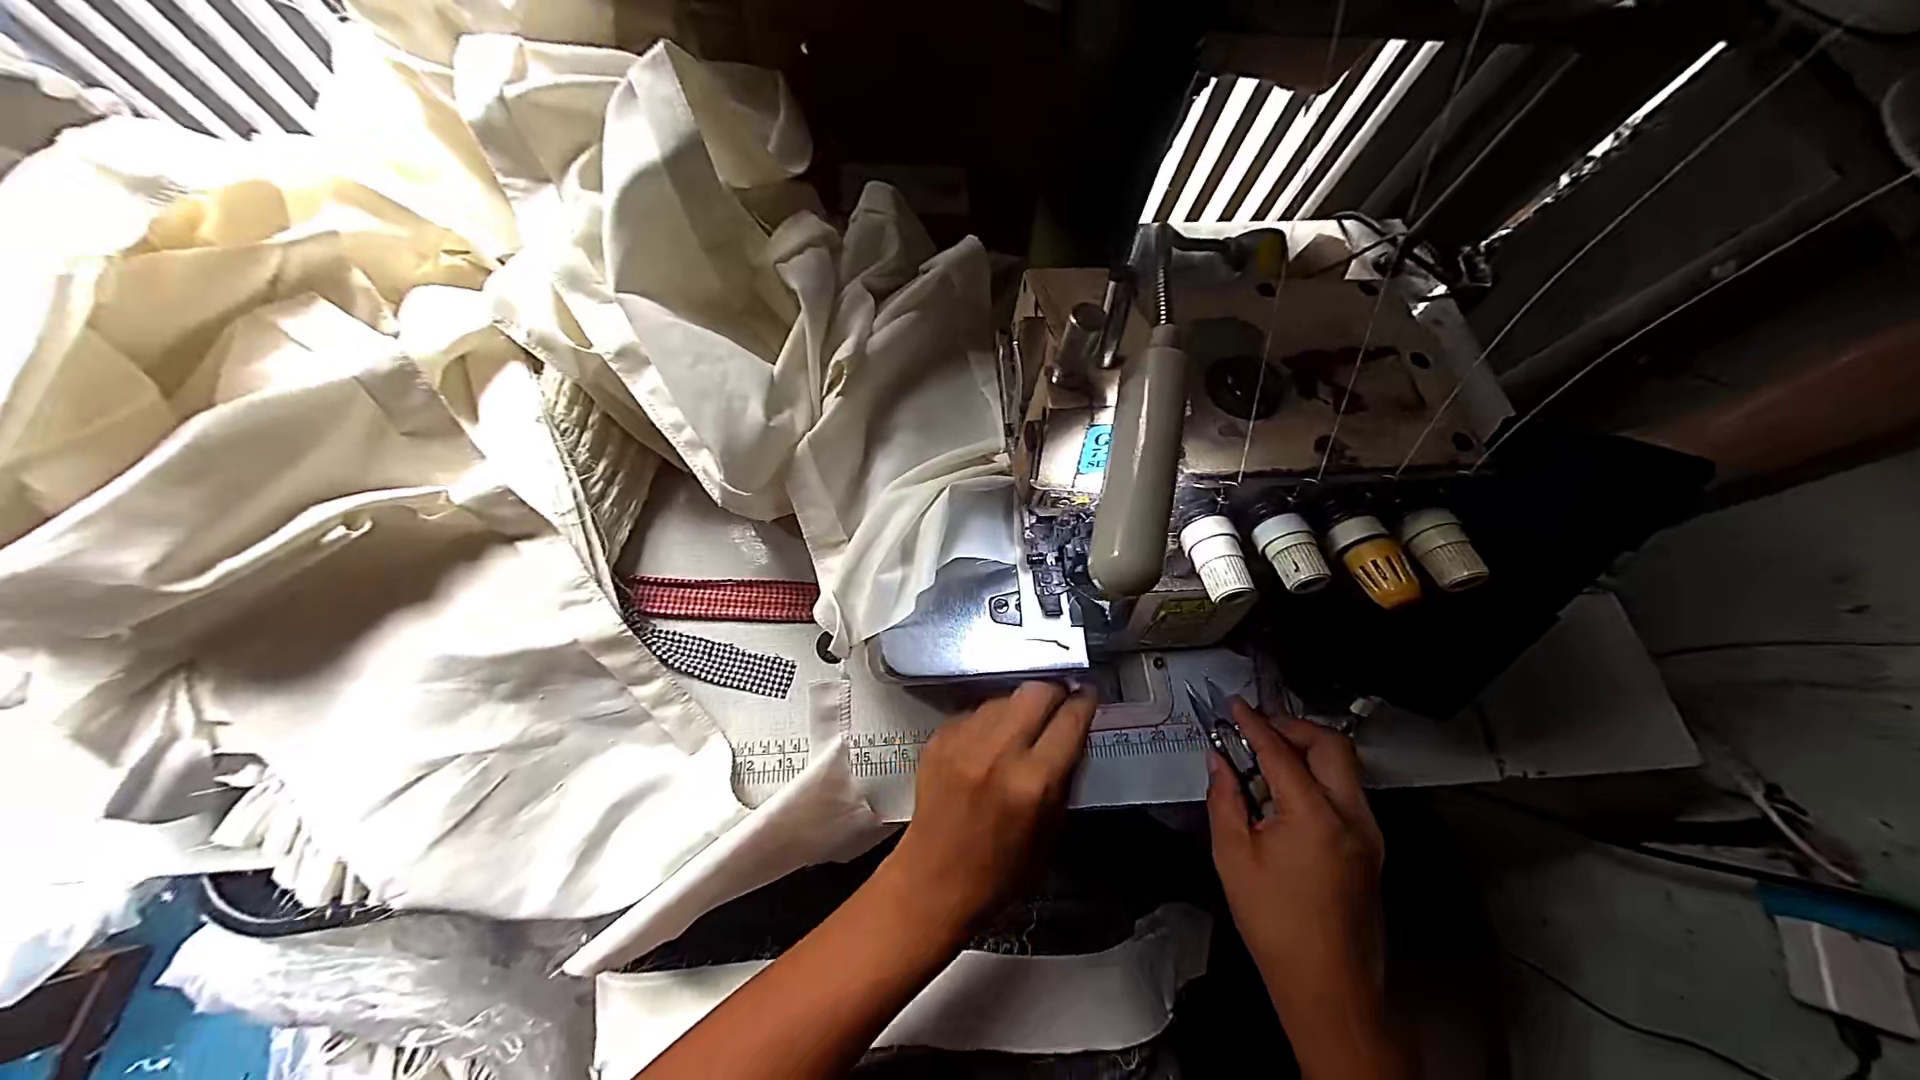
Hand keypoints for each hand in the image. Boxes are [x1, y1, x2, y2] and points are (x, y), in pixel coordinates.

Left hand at [883, 681, 1097, 933]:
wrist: (934, 879)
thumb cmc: (1000, 870)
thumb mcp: (1051, 831)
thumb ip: (1065, 776)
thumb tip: (1073, 733)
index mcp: (1033, 782)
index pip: (1070, 719)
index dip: (1085, 701)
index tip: (1088, 694)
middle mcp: (997, 752)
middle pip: (1036, 691)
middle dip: (1055, 690)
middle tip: (1060, 699)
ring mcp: (963, 741)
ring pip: (1004, 697)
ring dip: (1020, 705)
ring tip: (1024, 722)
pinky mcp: (939, 738)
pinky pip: (975, 712)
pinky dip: (989, 720)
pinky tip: (990, 740)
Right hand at [1207, 700, 1386, 1023]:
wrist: (1329, 984)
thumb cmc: (1276, 925)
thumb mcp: (1233, 856)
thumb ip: (1225, 798)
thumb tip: (1220, 761)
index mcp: (1316, 817)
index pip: (1282, 752)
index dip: (1254, 724)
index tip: (1235, 707)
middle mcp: (1352, 817)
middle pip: (1331, 745)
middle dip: (1292, 727)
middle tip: (1257, 729)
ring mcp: (1368, 833)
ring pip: (1343, 766)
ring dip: (1306, 751)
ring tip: (1265, 760)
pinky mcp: (1370, 847)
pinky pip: (1345, 791)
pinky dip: (1316, 776)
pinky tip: (1284, 792)